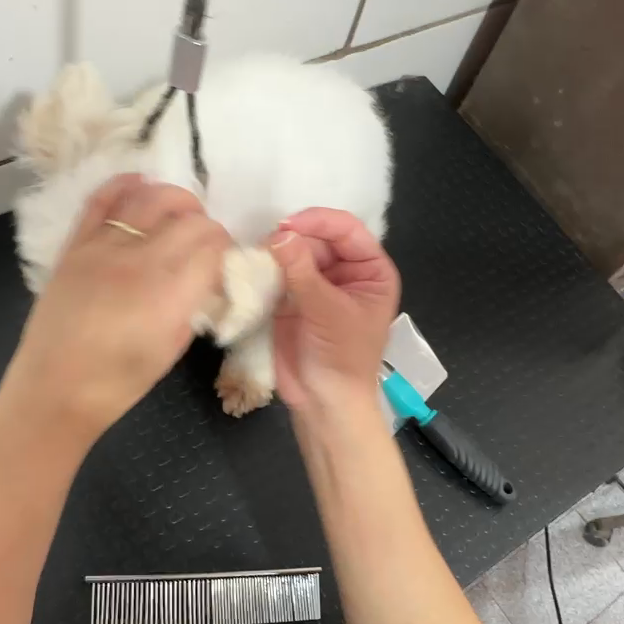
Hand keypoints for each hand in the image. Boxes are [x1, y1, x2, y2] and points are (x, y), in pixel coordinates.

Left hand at [0, 174, 229, 446]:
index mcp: (169, 294)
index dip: (227, 250)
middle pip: (189, 219)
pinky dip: (126, 185)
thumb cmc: (119, 383)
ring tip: (184, 212)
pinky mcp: (75, 245)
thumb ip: (192, 306)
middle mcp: (139, 261)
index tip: (227, 261)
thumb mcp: (172, 348)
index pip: (213, 247)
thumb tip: (204, 280)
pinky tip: (142, 185)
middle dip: (209, 228)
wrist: (55, 390)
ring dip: (177, 199)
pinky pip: (102, 199)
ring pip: (150, 198)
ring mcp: (103, 247)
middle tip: (209, 244)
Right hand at [267, 207, 399, 412]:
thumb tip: (278, 235)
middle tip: (266, 247)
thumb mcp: (328, 311)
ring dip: (275, 254)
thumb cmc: (342, 357)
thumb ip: (303, 272)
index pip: (347, 230)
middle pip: (317, 239)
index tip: (288, 226)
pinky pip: (278, 274)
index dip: (319, 222)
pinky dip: (265, 271)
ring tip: (257, 259)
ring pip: (294, 254)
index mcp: (371, 271)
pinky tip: (253, 270)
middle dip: (293, 240)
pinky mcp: (291, 300)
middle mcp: (345, 272)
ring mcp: (317, 285)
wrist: (324, 402)